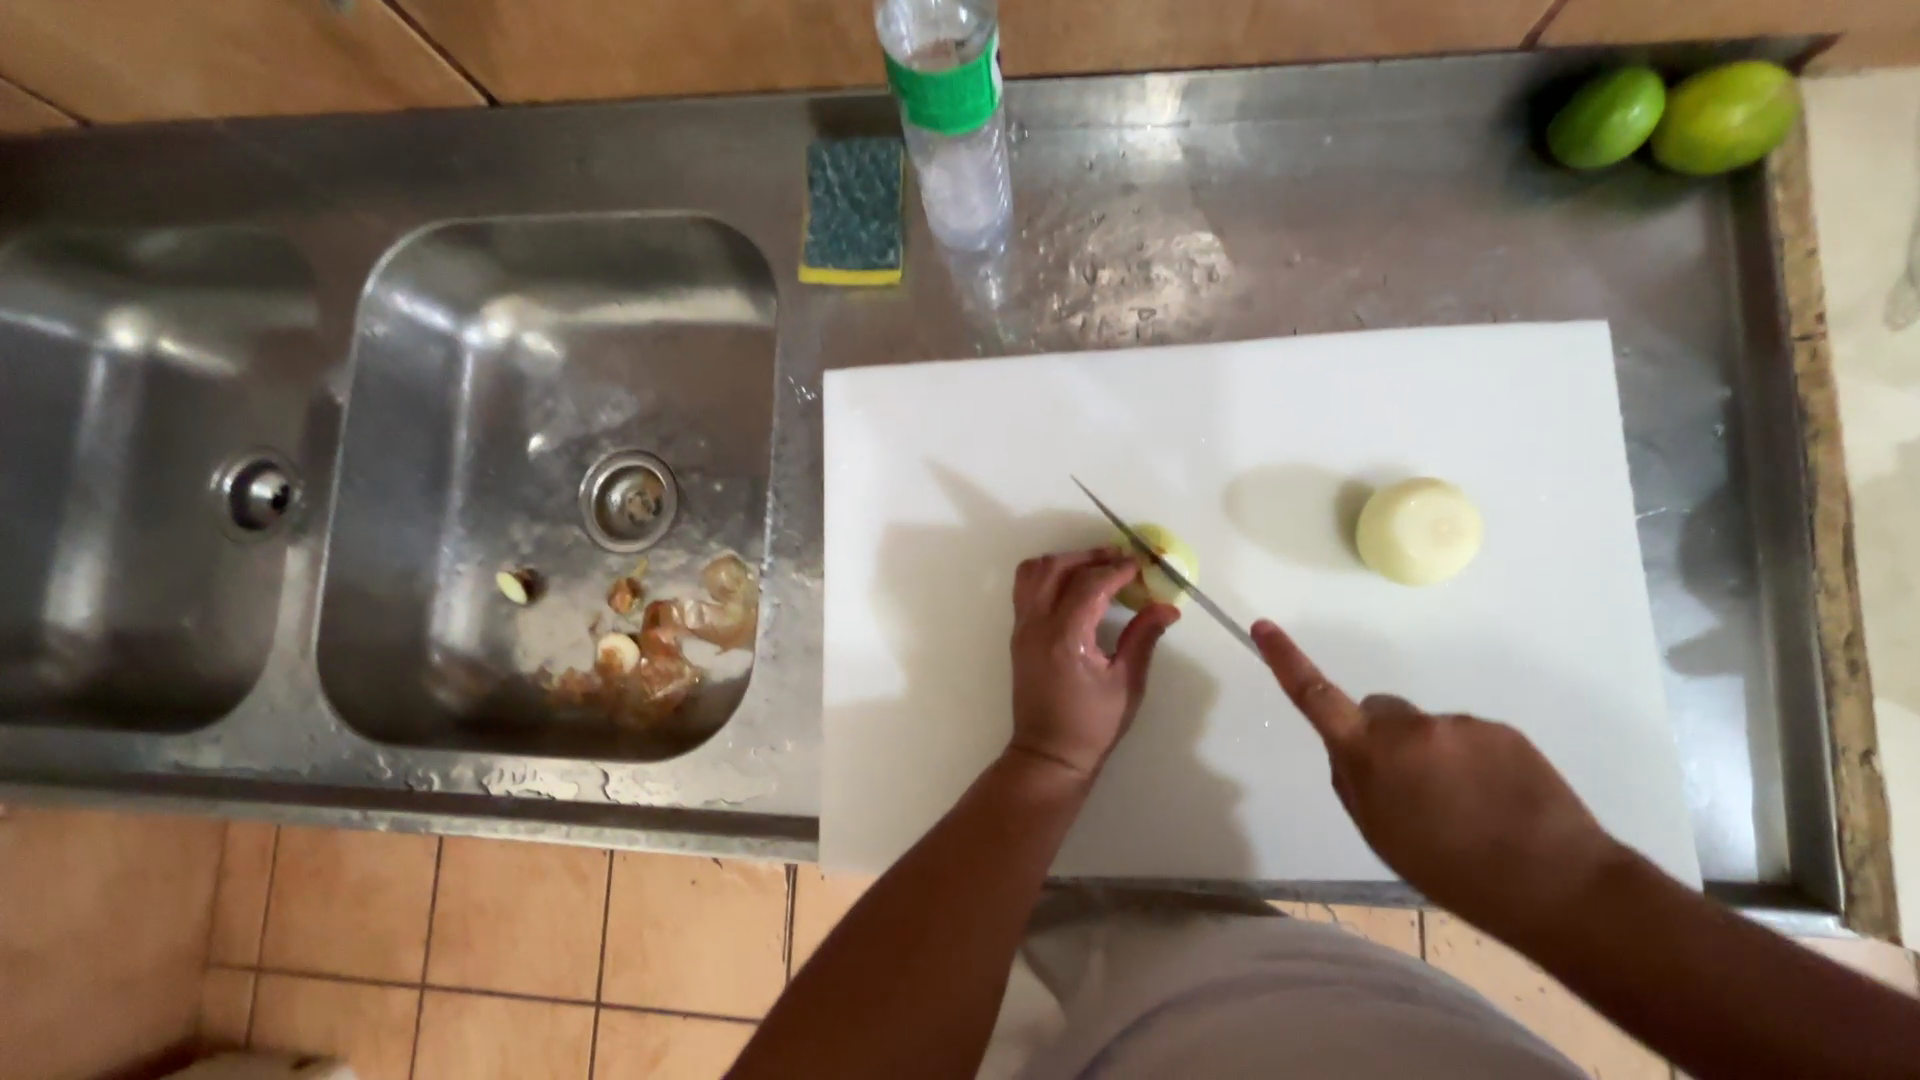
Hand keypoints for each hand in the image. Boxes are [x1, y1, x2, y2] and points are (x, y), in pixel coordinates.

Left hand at [1008, 548, 1180, 777]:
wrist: (1048, 754)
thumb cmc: (1092, 725)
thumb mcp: (1127, 683)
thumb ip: (1143, 638)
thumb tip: (1167, 606)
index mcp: (1065, 638)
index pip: (1089, 584)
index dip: (1116, 570)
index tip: (1140, 566)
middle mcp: (1036, 625)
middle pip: (1055, 568)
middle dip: (1089, 557)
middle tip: (1120, 559)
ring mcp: (1021, 628)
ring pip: (1034, 573)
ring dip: (1065, 561)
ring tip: (1095, 566)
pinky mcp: (1017, 635)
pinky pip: (1026, 589)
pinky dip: (1048, 576)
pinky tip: (1074, 586)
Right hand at [1250, 618, 1630, 931]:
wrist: (1557, 884)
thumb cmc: (1451, 871)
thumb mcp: (1379, 834)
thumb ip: (1353, 782)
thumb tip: (1349, 749)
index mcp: (1369, 754)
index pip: (1315, 697)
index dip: (1286, 660)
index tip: (1264, 626)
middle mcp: (1409, 726)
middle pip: (1378, 714)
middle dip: (1384, 739)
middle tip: (1410, 791)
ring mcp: (1459, 724)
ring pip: (1427, 731)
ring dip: (1434, 758)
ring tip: (1465, 809)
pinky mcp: (1502, 730)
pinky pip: (1469, 739)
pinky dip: (1473, 764)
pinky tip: (1495, 803)